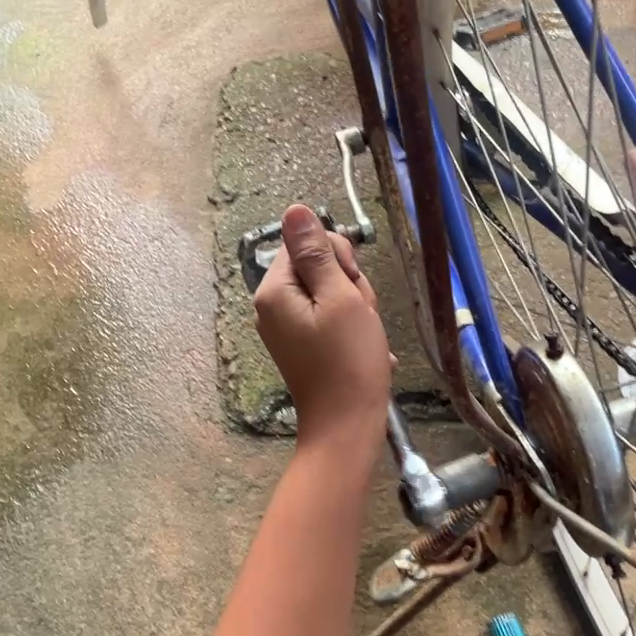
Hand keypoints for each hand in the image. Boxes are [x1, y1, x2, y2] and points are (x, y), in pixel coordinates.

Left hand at [254, 204, 392, 444]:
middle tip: (359, 316)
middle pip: (318, 268)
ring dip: (355, 309)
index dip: (338, 260)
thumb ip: (317, 252)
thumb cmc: (348, 360)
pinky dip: (352, 329)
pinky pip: (330, 318)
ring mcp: (287, 328)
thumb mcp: (339, 297)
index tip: (351, 288)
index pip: (307, 244)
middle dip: (349, 286)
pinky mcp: (303, 344)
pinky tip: (363, 351)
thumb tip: (295, 209)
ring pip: (331, 293)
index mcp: (274, 291)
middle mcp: (273, 307)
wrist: (348, 426)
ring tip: (362, 336)